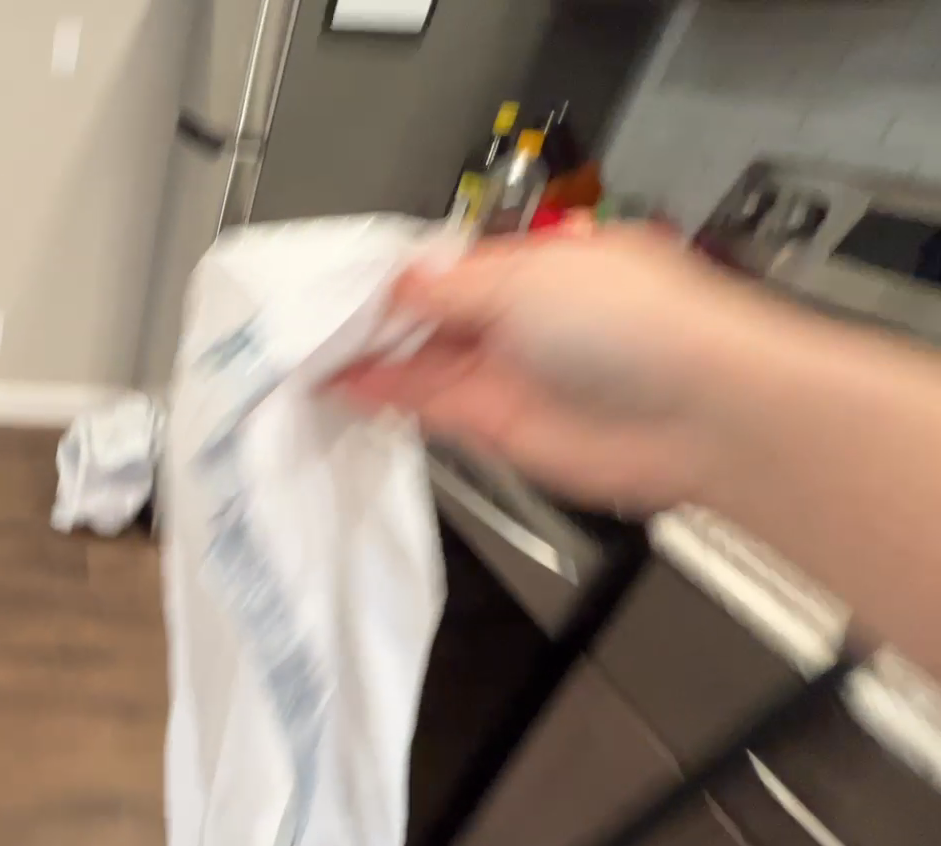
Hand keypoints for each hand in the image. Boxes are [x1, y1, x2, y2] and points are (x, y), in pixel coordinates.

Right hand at [332, 226, 767, 510]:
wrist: (693, 418)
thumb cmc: (636, 327)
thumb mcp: (530, 280)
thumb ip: (450, 287)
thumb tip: (399, 282)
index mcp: (533, 268)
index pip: (445, 269)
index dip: (393, 277)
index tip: (341, 282)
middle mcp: (511, 318)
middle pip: (422, 317)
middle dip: (370, 319)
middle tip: (311, 322)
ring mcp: (494, 370)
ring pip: (413, 359)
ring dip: (364, 358)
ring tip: (308, 355)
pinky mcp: (481, 420)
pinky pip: (416, 401)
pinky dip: (377, 392)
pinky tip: (337, 385)